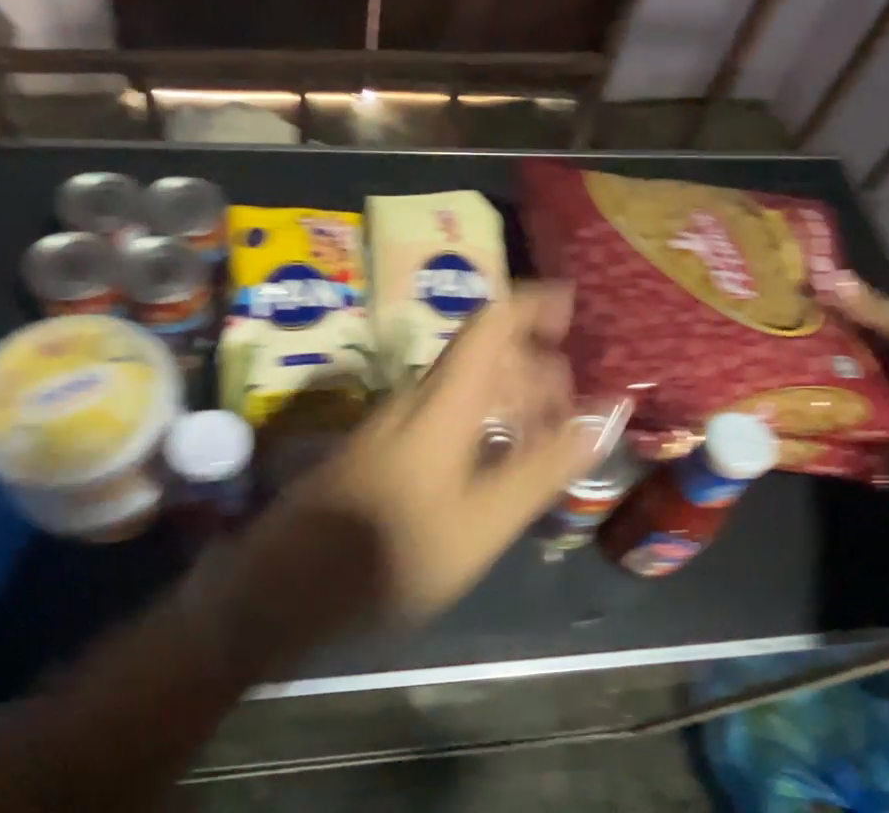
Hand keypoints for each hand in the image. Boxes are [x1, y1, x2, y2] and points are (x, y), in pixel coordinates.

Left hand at [275, 283, 599, 623]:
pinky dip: (483, 421)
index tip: (572, 308)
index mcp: (444, 401)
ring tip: (544, 437)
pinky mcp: (383, 449)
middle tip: (571, 408)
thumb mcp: (481, 522)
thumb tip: (599, 419)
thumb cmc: (392, 551)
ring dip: (510, 397)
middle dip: (534, 367)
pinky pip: (444, 412)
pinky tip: (496, 462)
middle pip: (483, 355)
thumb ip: (541, 469)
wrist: (289, 583)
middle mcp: (417, 398)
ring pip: (463, 386)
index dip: (532, 304)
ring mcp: (395, 423)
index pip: (491, 324)